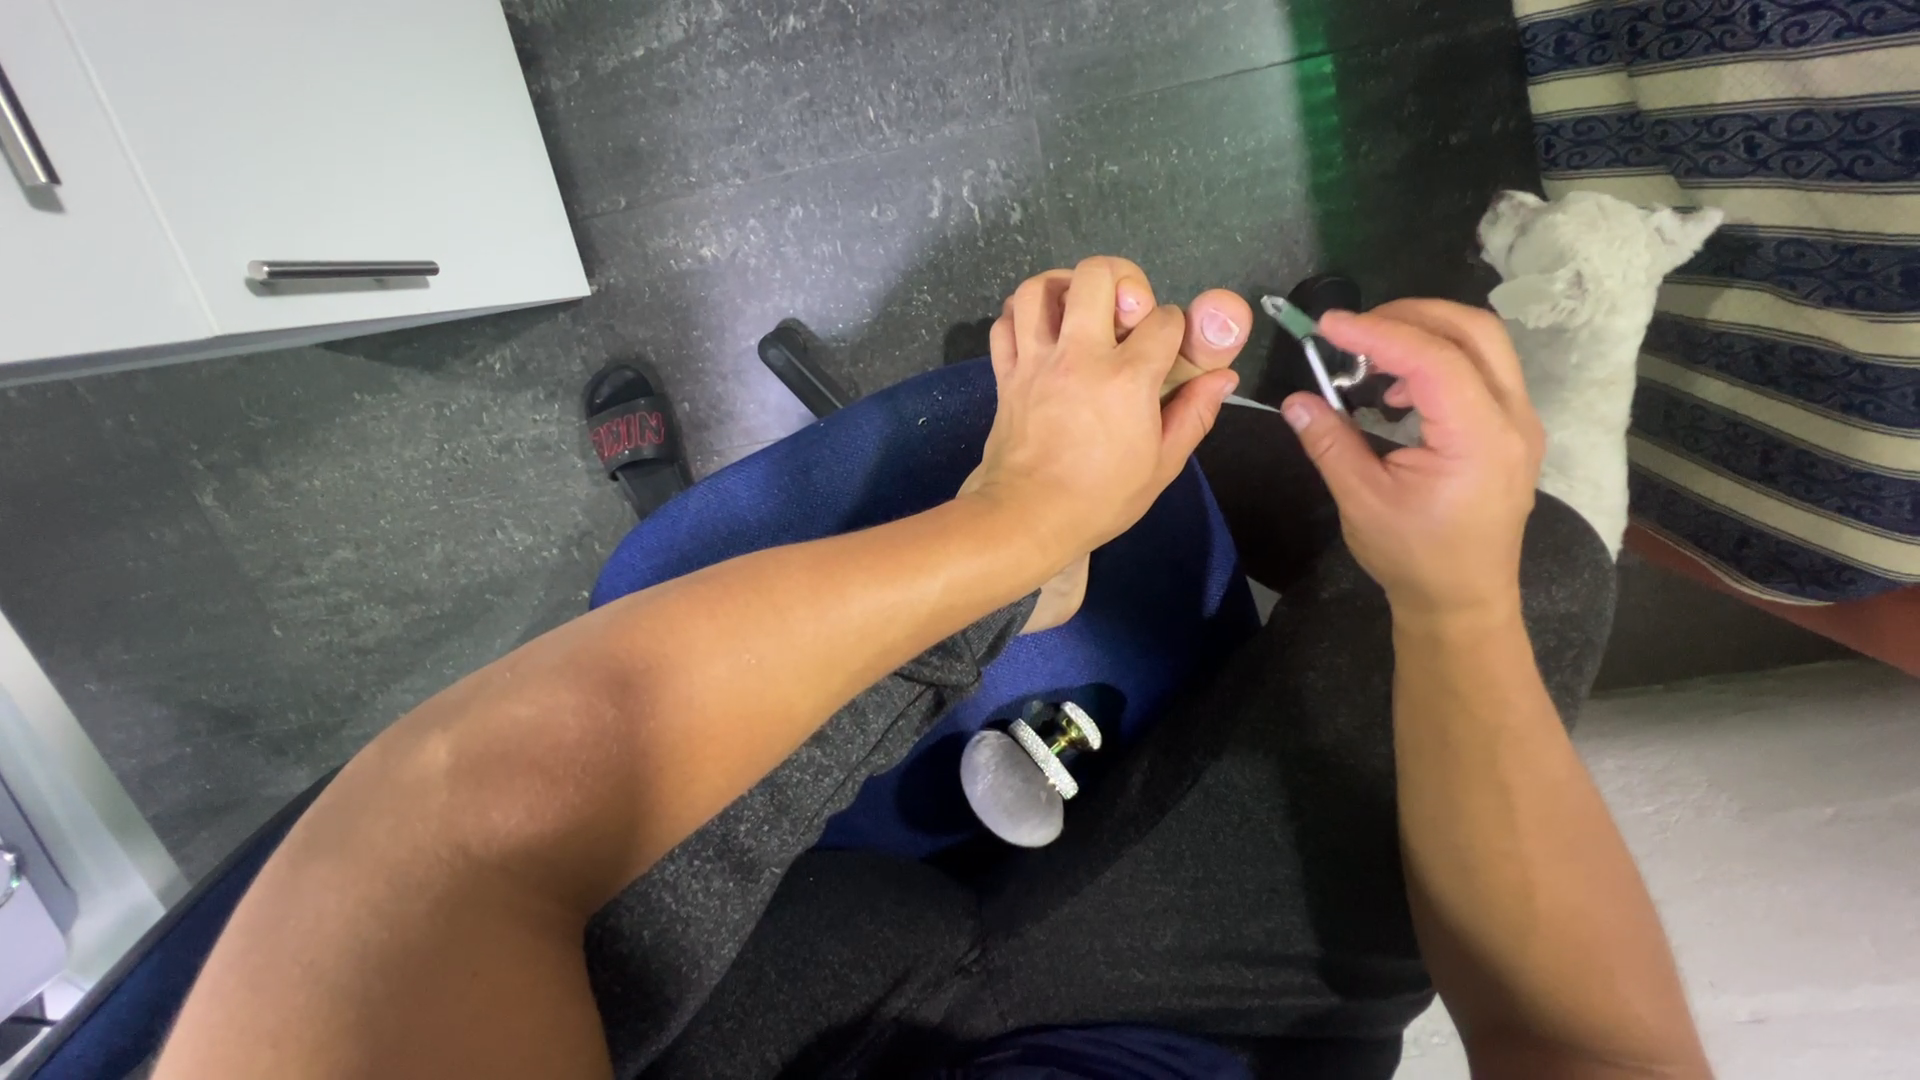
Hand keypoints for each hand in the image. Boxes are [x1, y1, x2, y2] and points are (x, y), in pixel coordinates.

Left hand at [964, 256, 1242, 562]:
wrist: (1026, 517)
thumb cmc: (1099, 498)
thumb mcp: (1161, 465)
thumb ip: (1194, 415)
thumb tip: (1224, 378)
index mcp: (1127, 378)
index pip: (1163, 319)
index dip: (1173, 327)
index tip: (1168, 350)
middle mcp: (1079, 356)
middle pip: (1097, 274)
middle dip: (1122, 279)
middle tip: (1125, 310)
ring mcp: (1036, 362)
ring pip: (1040, 288)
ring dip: (1063, 286)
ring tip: (1078, 308)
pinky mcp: (1006, 375)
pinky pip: (1005, 323)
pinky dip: (1021, 316)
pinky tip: (1040, 331)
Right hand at [1281, 300, 1543, 624]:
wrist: (1461, 598)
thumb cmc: (1413, 556)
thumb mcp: (1361, 500)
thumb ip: (1329, 443)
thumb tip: (1294, 400)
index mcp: (1478, 438)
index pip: (1433, 359)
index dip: (1378, 333)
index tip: (1327, 325)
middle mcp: (1513, 418)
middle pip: (1474, 331)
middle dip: (1410, 316)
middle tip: (1352, 329)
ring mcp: (1519, 421)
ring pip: (1483, 345)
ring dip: (1425, 335)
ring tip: (1369, 360)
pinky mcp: (1510, 429)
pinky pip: (1481, 370)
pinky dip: (1438, 360)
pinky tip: (1397, 390)